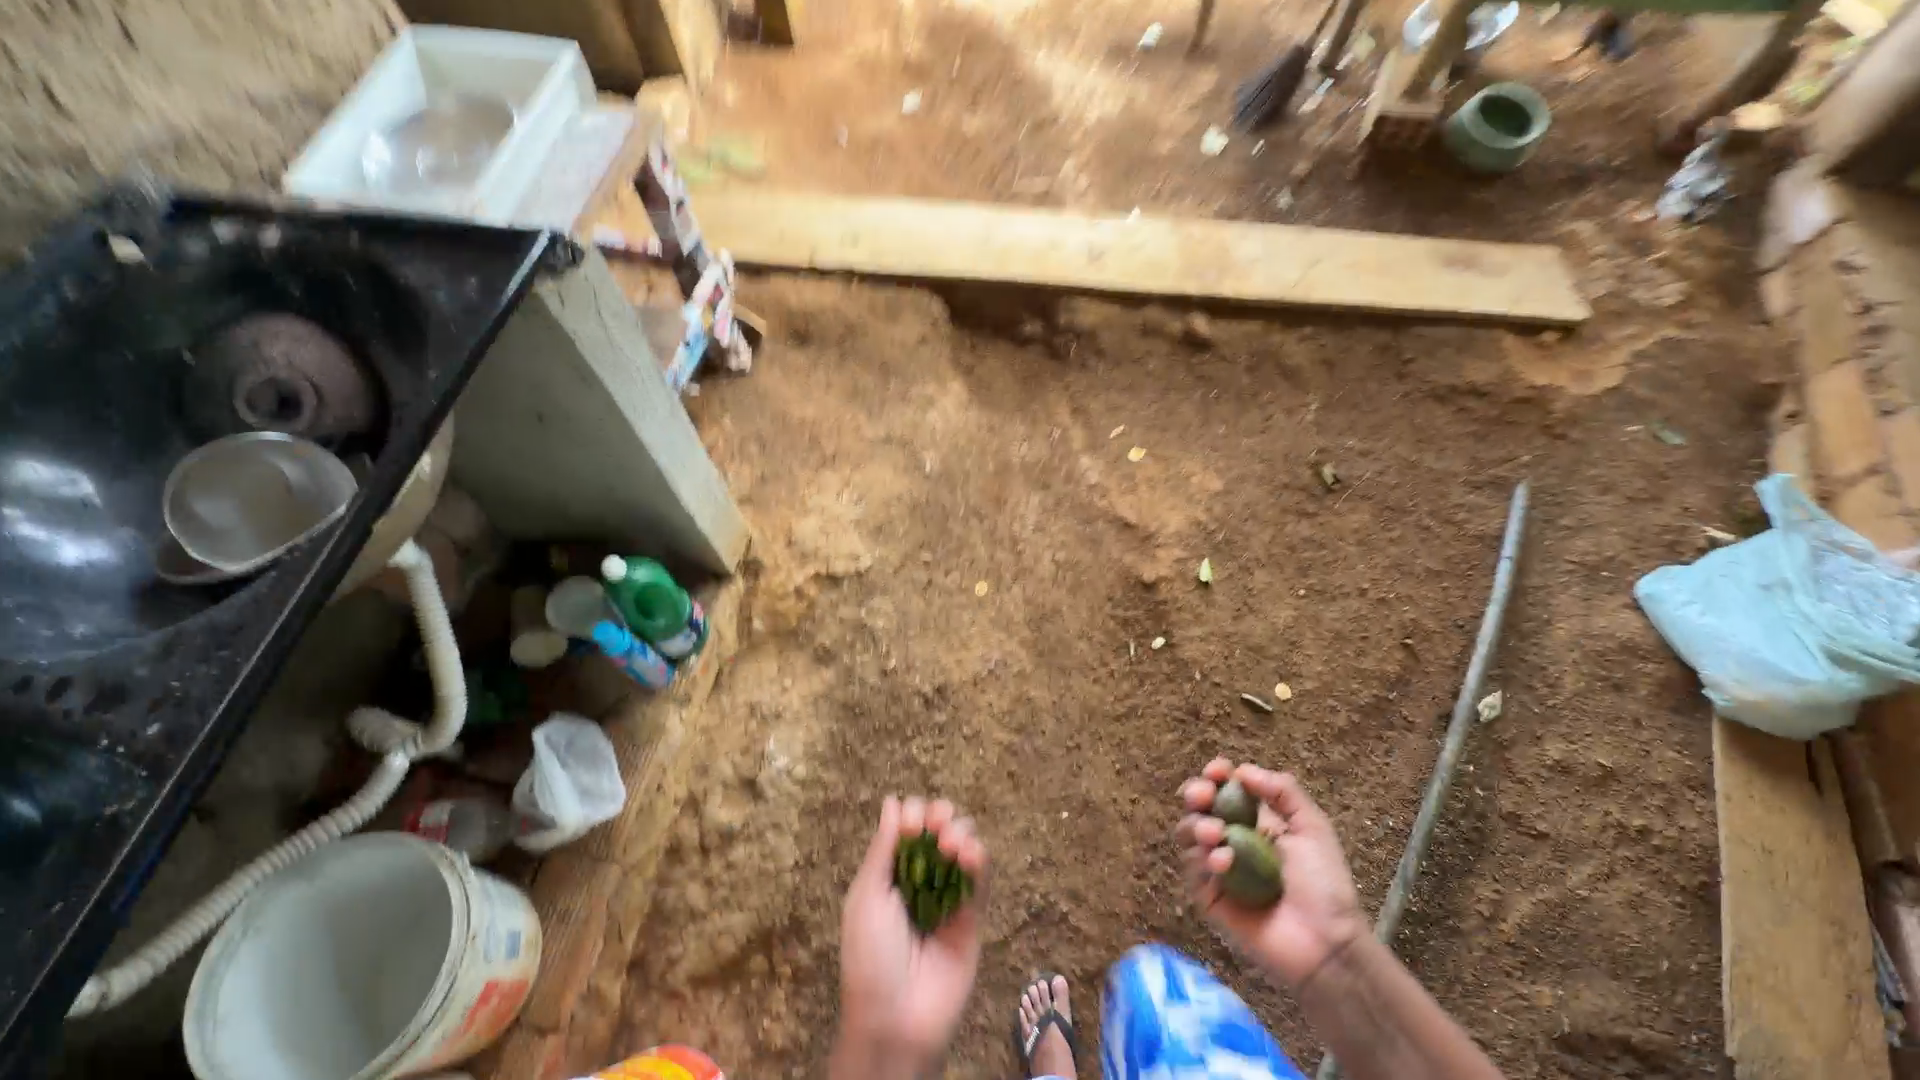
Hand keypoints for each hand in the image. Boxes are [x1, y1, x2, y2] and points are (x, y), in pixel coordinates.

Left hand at [833, 796, 987, 1079]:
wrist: (896, 1019)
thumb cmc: (870, 957)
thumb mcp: (866, 898)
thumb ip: (883, 849)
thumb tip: (892, 802)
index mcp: (889, 875)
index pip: (907, 830)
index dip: (913, 816)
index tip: (912, 820)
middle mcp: (919, 881)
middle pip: (938, 833)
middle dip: (940, 818)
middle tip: (938, 822)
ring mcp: (948, 898)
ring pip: (963, 850)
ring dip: (961, 834)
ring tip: (952, 842)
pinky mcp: (973, 917)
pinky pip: (980, 881)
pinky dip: (979, 860)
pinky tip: (971, 854)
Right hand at [1176, 759, 1368, 989]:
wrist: (1326, 943)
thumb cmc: (1325, 885)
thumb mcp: (1312, 828)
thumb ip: (1283, 791)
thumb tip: (1243, 770)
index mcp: (1255, 822)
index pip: (1224, 791)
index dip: (1216, 776)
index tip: (1219, 770)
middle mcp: (1231, 840)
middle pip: (1197, 808)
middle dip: (1195, 794)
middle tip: (1202, 795)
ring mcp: (1217, 870)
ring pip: (1187, 836)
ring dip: (1195, 826)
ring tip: (1215, 833)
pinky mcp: (1208, 898)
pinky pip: (1191, 871)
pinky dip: (1203, 860)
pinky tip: (1223, 863)